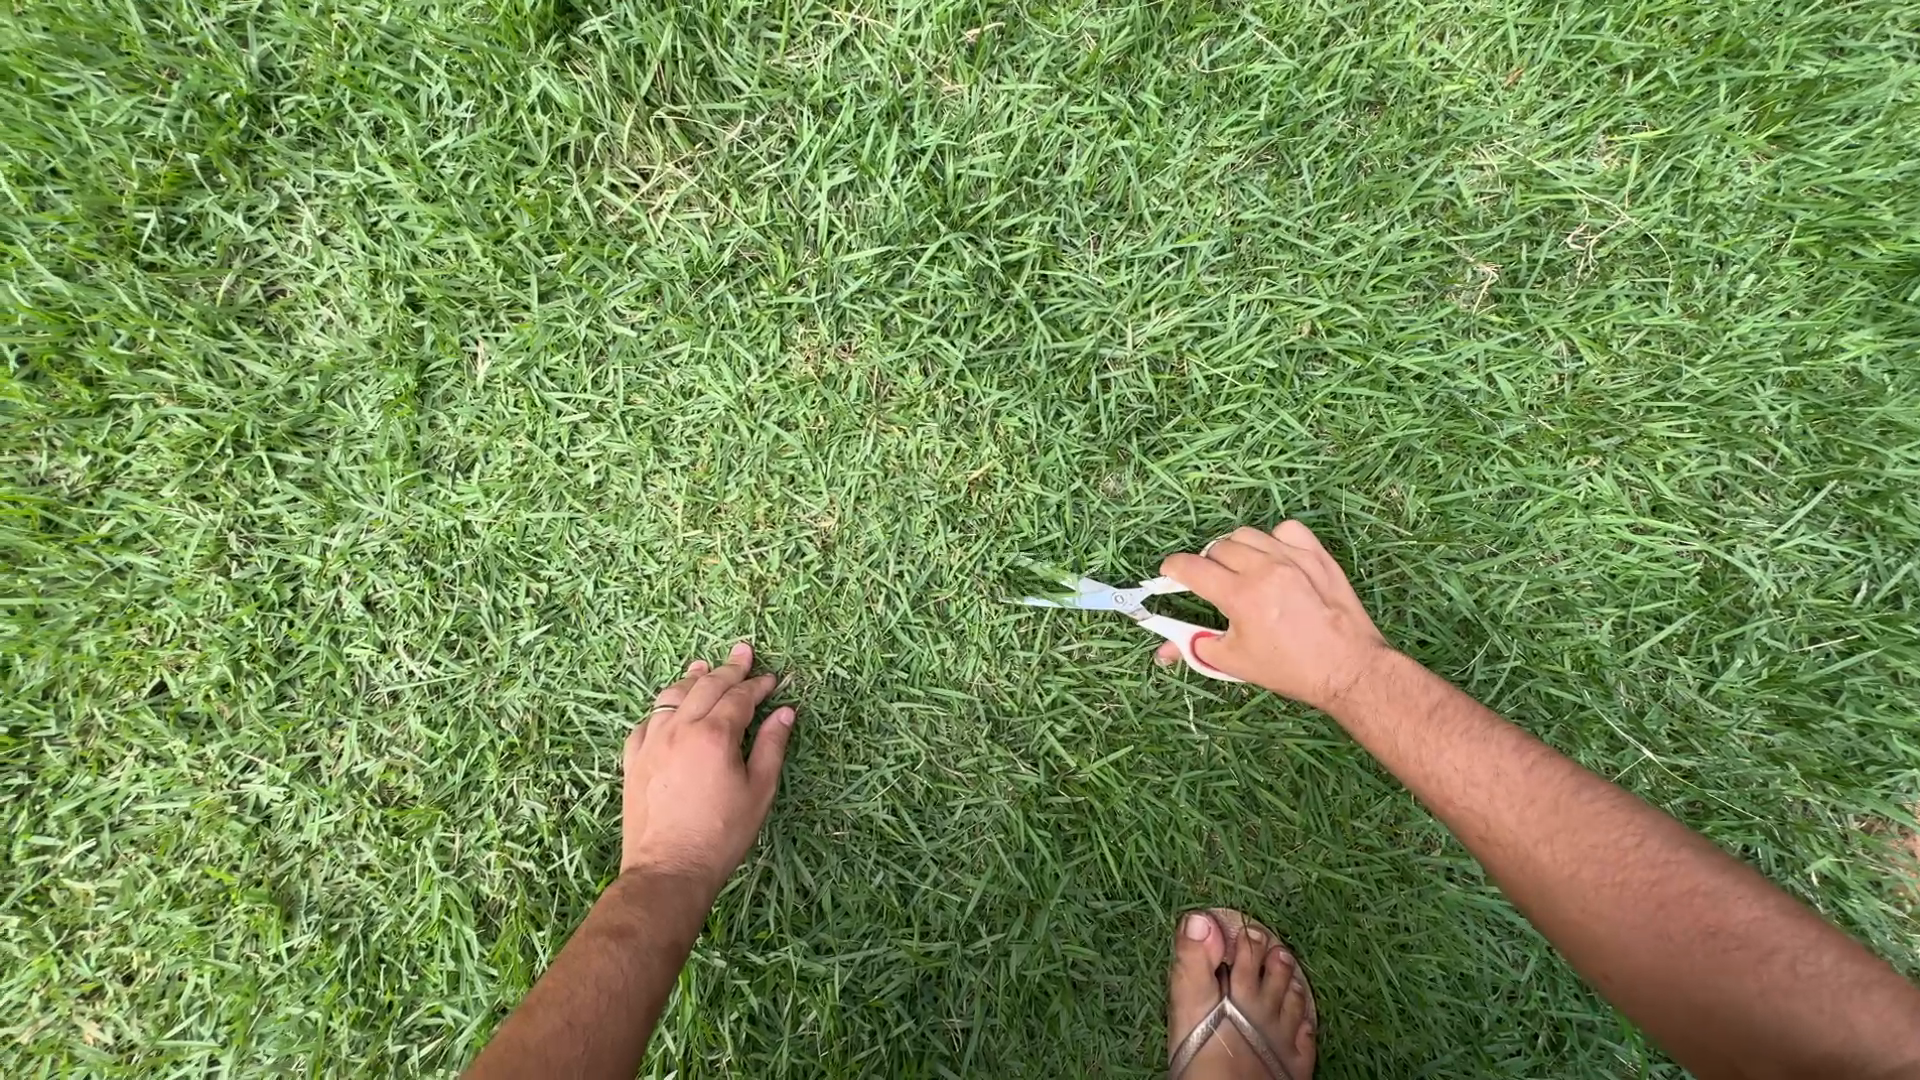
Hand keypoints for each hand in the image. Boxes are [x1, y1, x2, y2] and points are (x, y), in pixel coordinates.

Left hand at [621, 642, 795, 894]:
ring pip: (671, 696)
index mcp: (714, 734)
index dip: (758, 684)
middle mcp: (680, 729)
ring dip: (692, 679)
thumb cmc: (722, 833)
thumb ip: (771, 745)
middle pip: (706, 686)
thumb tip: (785, 712)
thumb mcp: (759, 790)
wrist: (667, 871)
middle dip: (729, 667)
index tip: (772, 678)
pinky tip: (669, 709)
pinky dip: (662, 709)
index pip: (739, 696)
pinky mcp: (633, 761)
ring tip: (703, 667)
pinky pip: (646, 722)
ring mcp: (651, 742)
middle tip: (743, 651)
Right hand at [1155, 521, 1395, 709]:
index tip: (1169, 575)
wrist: (1349, 669)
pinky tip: (1274, 560)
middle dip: (1206, 564)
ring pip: (1246, 535)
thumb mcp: (1233, 661)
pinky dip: (1273, 540)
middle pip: (1216, 548)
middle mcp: (1265, 569)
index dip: (1172, 569)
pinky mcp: (1317, 555)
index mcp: (1240, 596)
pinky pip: (1285, 530)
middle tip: (1211, 585)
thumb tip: (1161, 651)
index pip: (1191, 567)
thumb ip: (1192, 647)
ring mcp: (1293, 558)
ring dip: (1235, 550)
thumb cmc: (1289, 669)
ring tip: (1240, 571)